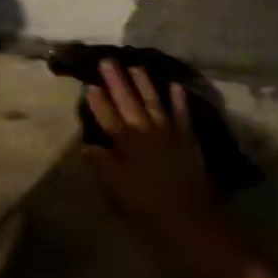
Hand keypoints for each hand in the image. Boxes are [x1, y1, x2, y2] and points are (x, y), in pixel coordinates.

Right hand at [82, 60, 223, 240]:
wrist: (191, 217)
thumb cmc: (148, 208)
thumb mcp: (118, 191)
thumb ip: (104, 166)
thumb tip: (87, 148)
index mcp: (126, 146)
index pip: (108, 119)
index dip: (99, 102)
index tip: (90, 84)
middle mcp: (147, 133)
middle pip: (129, 104)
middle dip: (117, 83)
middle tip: (108, 61)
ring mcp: (170, 134)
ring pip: (154, 103)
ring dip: (145, 84)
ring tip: (136, 66)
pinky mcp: (188, 140)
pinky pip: (182, 115)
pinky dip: (179, 100)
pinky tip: (175, 86)